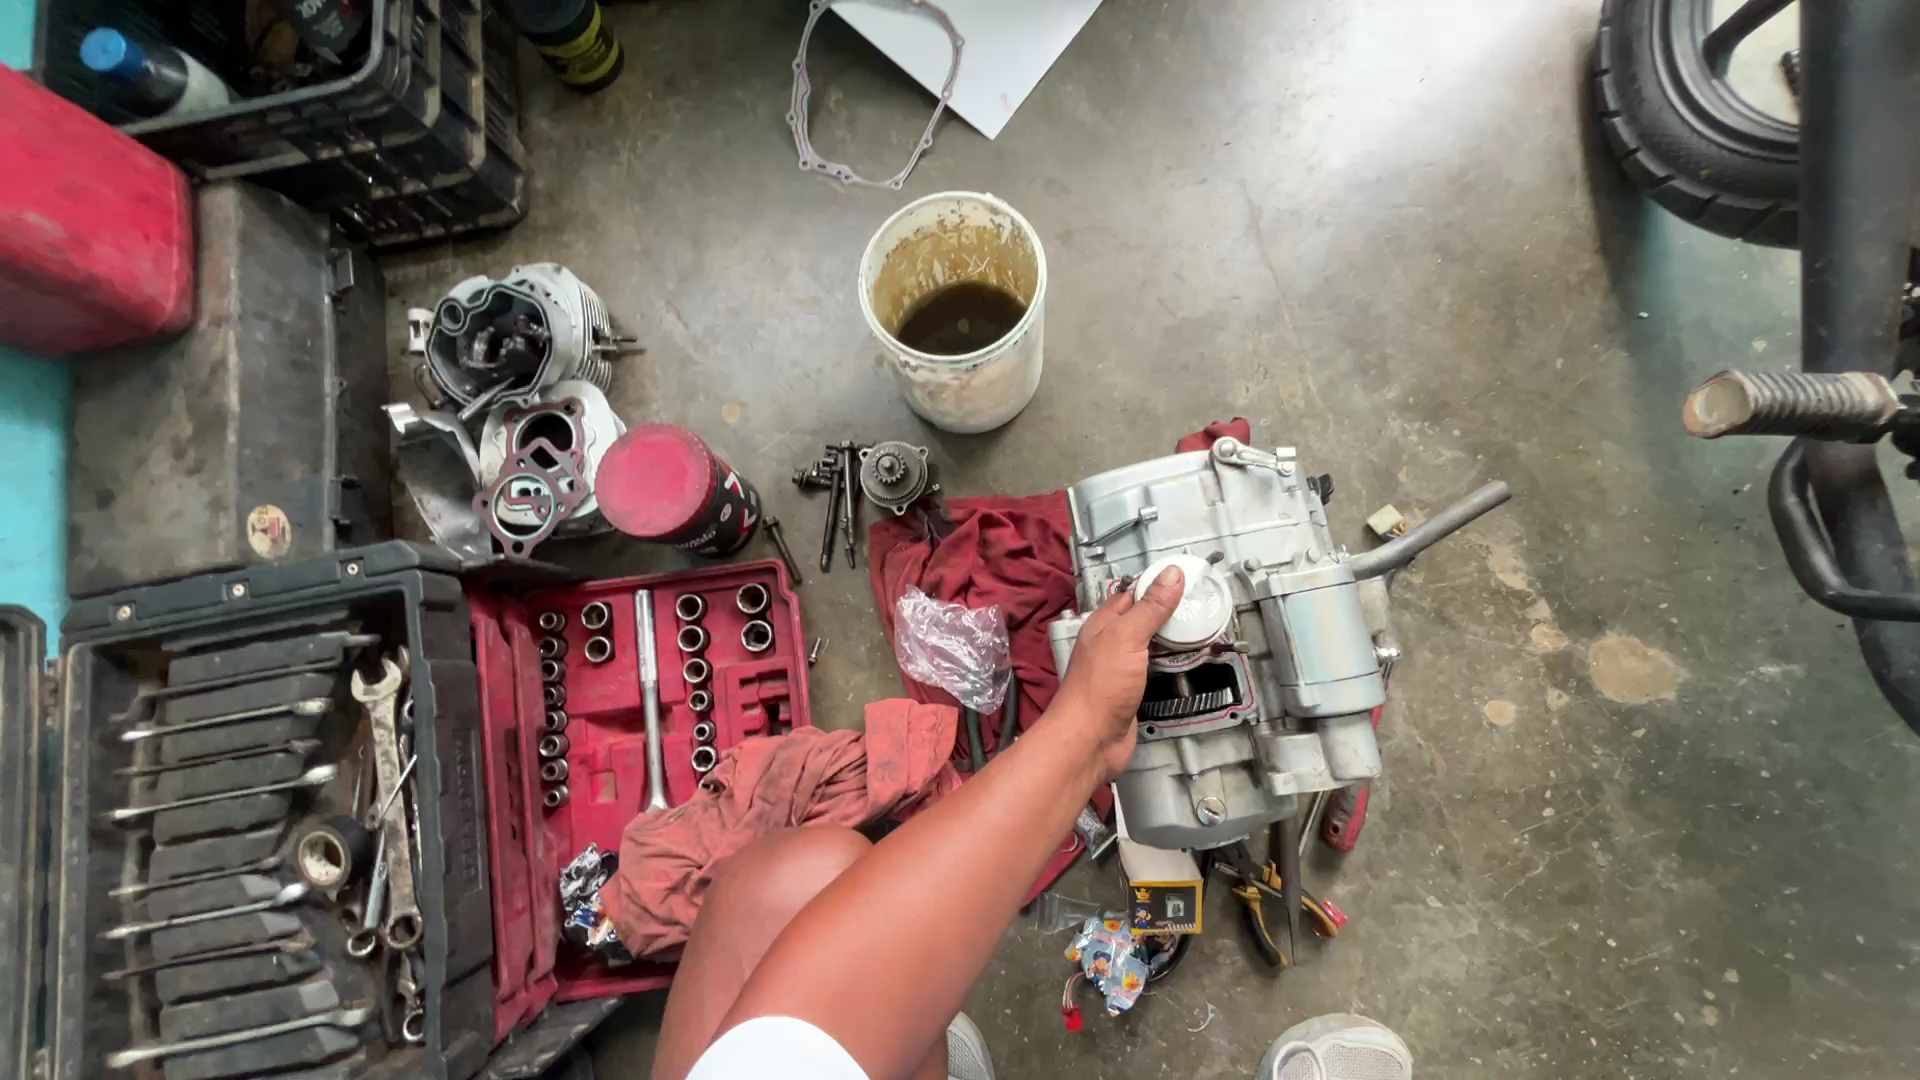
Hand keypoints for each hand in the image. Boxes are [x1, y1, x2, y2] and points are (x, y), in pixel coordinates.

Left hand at [1052, 566, 1184, 779]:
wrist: (1091, 738)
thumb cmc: (1099, 687)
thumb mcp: (1127, 637)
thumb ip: (1150, 608)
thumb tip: (1171, 575)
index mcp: (1103, 625)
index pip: (1131, 594)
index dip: (1156, 584)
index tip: (1184, 578)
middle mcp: (1109, 644)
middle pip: (1142, 619)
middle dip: (1167, 611)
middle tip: (1198, 604)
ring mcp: (1120, 668)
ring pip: (1149, 644)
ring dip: (1170, 637)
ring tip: (1197, 628)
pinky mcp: (1131, 691)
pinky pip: (1153, 669)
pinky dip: (1169, 663)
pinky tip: (1184, 662)